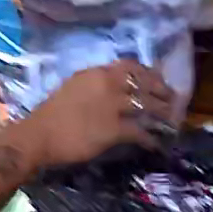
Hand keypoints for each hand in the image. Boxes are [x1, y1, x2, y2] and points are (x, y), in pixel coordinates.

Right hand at [14, 60, 176, 168]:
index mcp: (97, 73)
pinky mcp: (115, 129)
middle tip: (174, 100)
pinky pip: (140, 132)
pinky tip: (156, 145)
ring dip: (163, 114)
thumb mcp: (73, 88)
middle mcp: (108, 84)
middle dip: (163, 92)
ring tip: (172, 122)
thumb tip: (111, 91)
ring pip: (148, 105)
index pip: (131, 66)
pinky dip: (151, 139)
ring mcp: (113, 106)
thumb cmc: (51, 115)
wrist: (39, 136)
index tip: (158, 80)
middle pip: (145, 83)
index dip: (149, 73)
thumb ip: (94, 86)